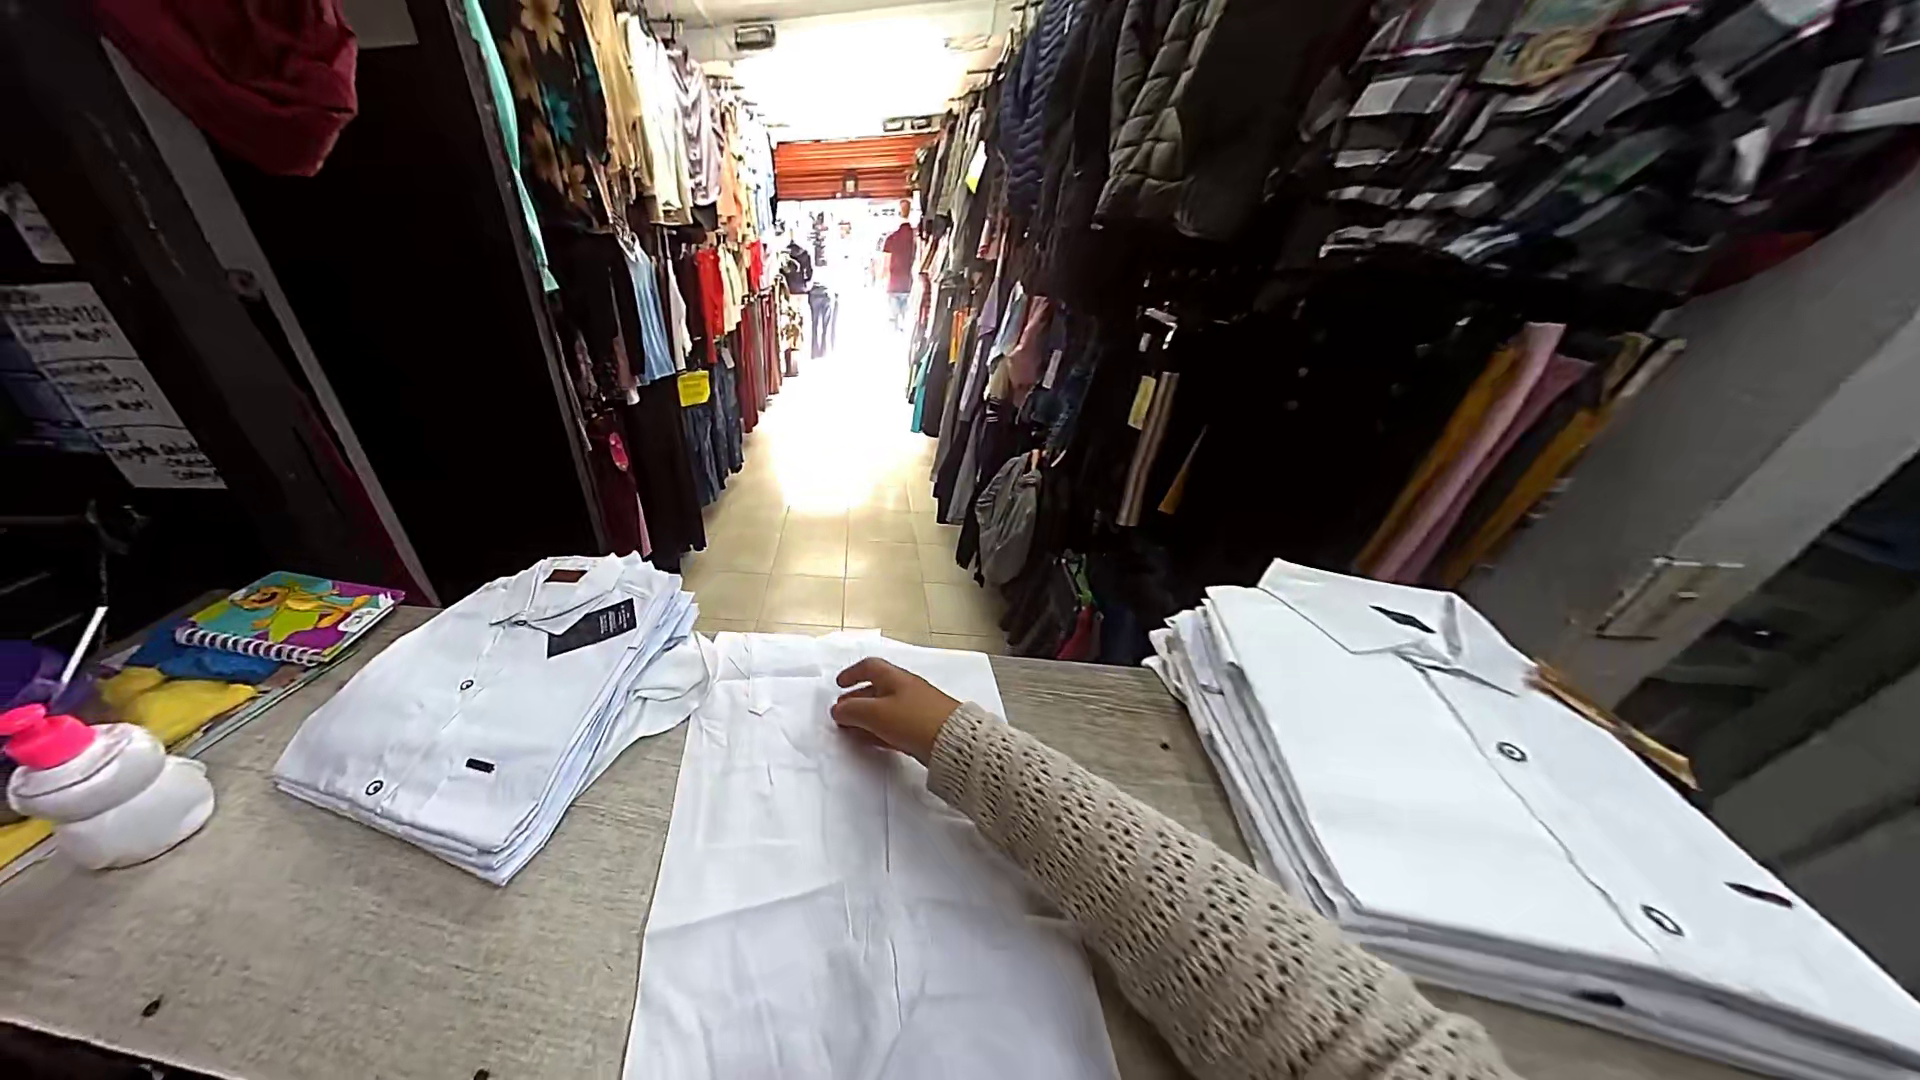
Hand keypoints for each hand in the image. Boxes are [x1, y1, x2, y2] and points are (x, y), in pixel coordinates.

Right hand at [831, 658, 959, 763]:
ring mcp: (916, 708)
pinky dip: (879, 729)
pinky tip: (871, 740)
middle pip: (876, 689)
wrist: (954, 742)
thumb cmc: (915, 720)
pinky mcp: (922, 728)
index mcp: (895, 678)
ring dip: (866, 717)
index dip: (852, 673)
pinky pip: (895, 725)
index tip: (839, 684)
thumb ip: (853, 710)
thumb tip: (838, 710)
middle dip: (856, 699)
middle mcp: (906, 689)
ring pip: (884, 709)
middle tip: (841, 711)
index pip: (870, 667)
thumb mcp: (877, 714)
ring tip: (851, 729)